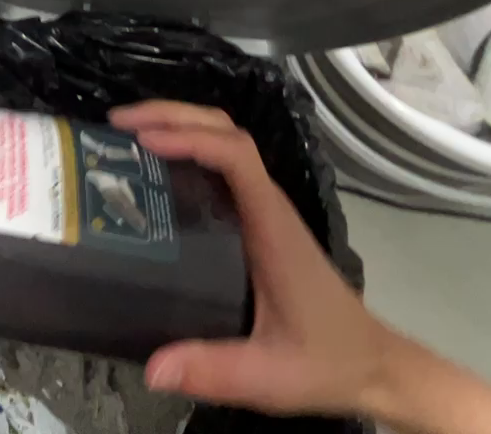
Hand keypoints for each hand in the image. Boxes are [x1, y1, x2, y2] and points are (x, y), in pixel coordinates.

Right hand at [109, 101, 392, 416]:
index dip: (189, 138)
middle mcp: (266, 201)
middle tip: (118, 123)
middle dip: (171, 115)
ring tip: (127, 132)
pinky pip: (219, 161)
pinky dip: (185, 145)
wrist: (372, 364)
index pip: (235, 155)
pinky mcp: (255, 214)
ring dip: (177, 123)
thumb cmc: (325, 360)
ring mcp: (262, 204)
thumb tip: (151, 368)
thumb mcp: (270, 376)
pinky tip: (151, 164)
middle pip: (224, 129)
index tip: (144, 140)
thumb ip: (214, 371)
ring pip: (223, 137)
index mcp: (270, 224)